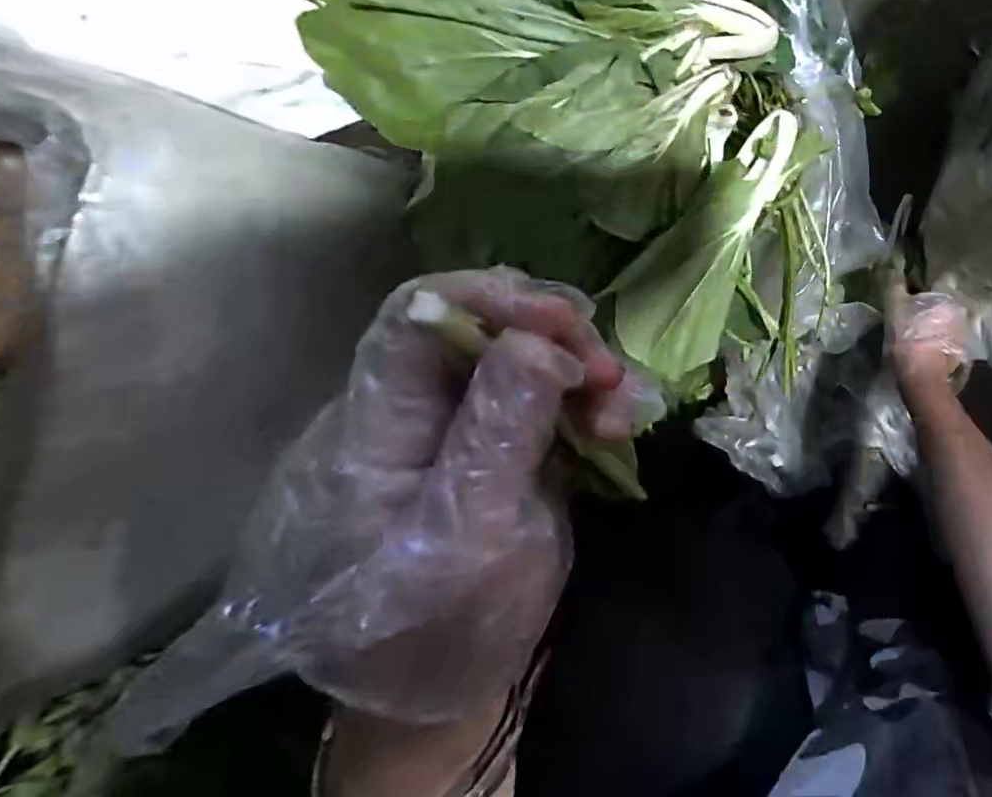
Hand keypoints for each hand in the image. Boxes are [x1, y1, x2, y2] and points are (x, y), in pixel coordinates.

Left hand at [294, 269, 655, 720]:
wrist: (438, 692)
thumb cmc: (439, 629)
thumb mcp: (472, 539)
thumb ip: (498, 434)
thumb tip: (537, 341)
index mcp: (372, 431)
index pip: (411, 319)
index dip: (488, 299)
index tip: (563, 319)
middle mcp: (409, 411)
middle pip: (479, 328)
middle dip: (554, 337)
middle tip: (607, 374)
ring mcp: (454, 424)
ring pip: (522, 357)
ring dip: (580, 372)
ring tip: (619, 414)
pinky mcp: (493, 440)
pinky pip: (543, 394)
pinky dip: (585, 401)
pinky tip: (614, 427)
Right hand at [887, 285, 969, 388]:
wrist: (922, 377)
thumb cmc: (907, 336)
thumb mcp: (894, 305)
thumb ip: (896, 284)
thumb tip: (896, 270)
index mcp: (945, 296)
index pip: (935, 281)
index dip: (919, 285)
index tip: (907, 293)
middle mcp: (959, 311)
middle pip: (940, 302)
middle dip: (927, 305)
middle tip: (908, 313)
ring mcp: (961, 333)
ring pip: (944, 320)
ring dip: (932, 323)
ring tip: (916, 332)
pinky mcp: (960, 351)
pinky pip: (946, 338)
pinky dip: (936, 339)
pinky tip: (924, 347)